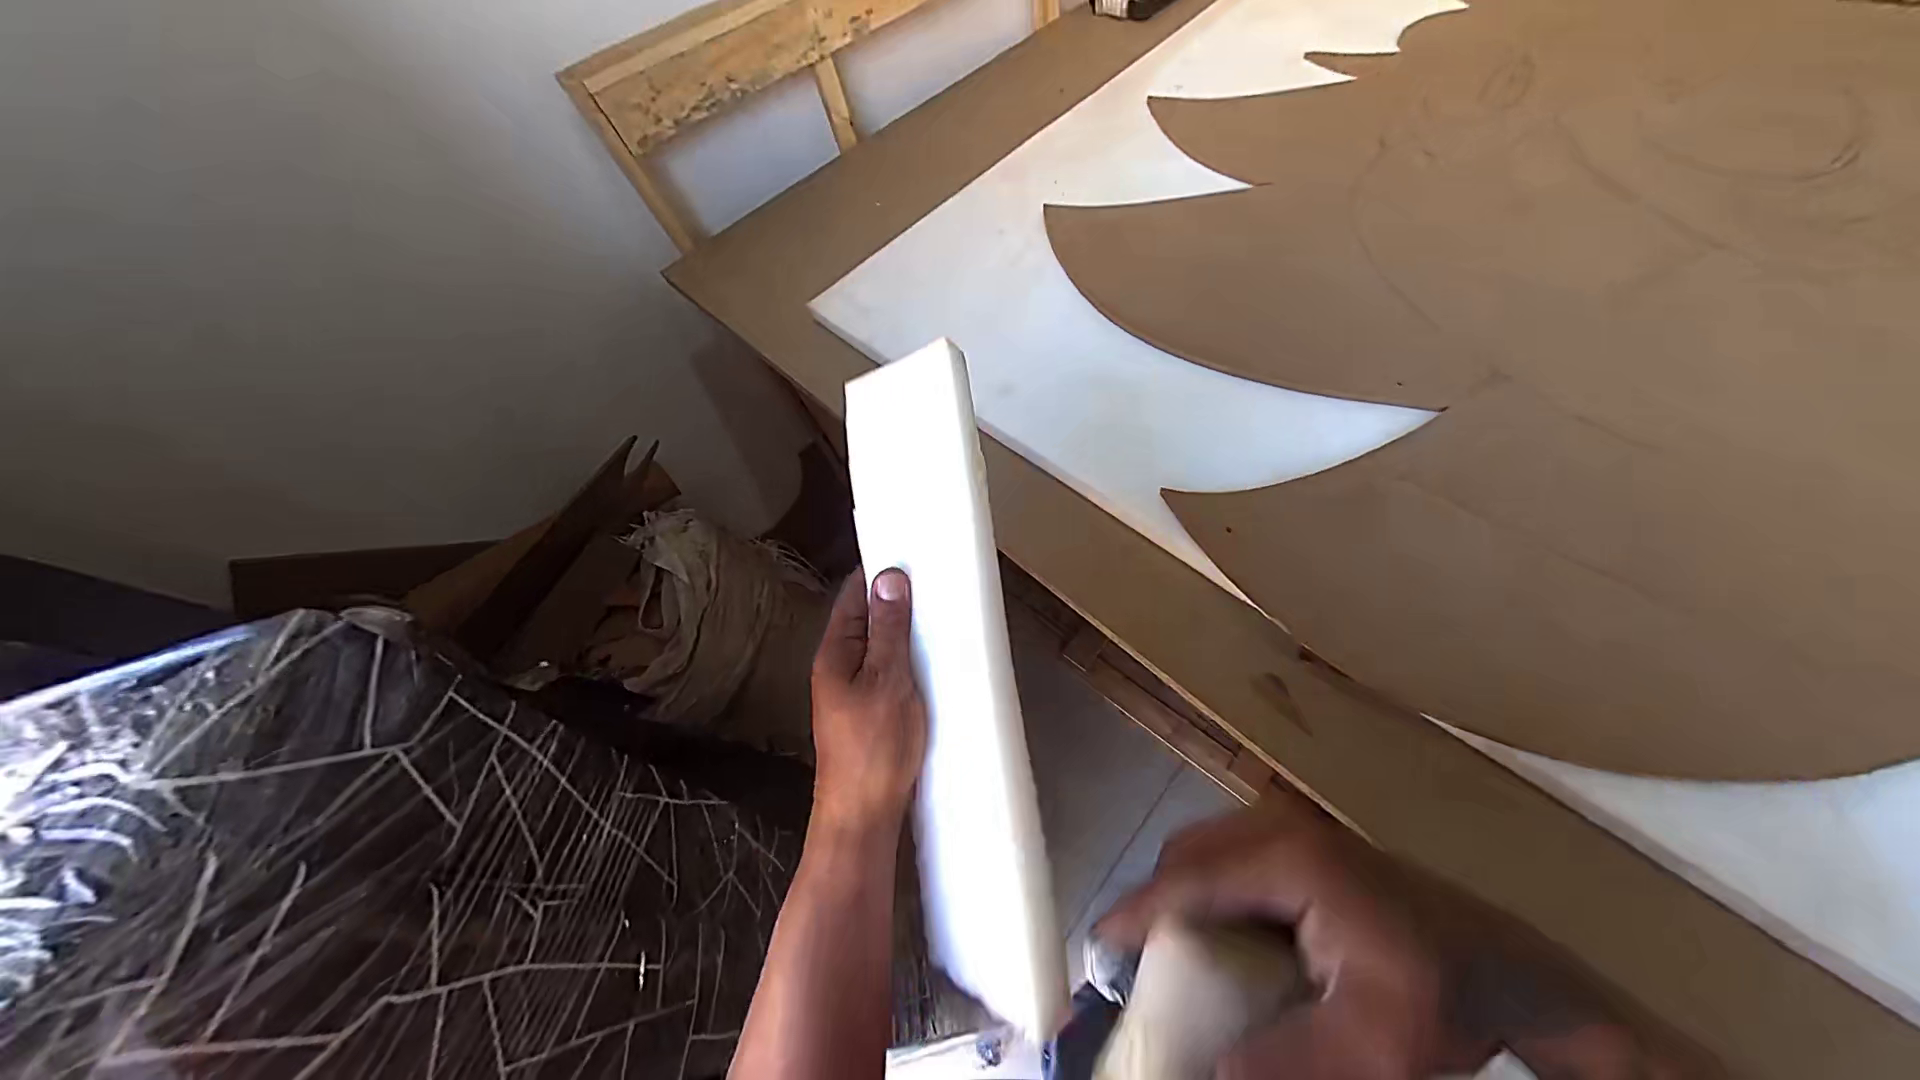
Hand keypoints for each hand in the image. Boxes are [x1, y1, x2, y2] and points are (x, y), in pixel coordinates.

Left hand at [809, 567, 927, 833]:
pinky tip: (930, 659)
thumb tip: (889, 579)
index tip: (911, 555)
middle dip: (898, 601)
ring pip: (881, 646)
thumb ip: (889, 631)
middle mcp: (840, 667)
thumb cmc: (873, 749)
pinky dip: (908, 658)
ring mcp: (854, 690)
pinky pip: (889, 670)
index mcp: (835, 653)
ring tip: (938, 616)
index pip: (853, 596)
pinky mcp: (871, 711)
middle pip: (868, 619)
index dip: (879, 573)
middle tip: (936, 585)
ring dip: (905, 631)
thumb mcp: (887, 681)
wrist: (864, 817)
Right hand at [1095, 792, 1721, 1079]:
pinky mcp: (1295, 836)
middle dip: (1154, 899)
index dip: (1141, 909)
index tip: (1101, 942)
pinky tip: (1213, 923)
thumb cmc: (1440, 996)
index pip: (1194, 878)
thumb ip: (1291, 1061)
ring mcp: (1288, 824)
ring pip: (1203, 846)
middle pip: (1188, 853)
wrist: (1504, 963)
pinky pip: (1226, 851)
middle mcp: (1278, 827)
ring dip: (1178, 889)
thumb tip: (1210, 1073)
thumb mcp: (1376, 1047)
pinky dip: (1204, 882)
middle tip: (1137, 954)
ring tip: (1167, 943)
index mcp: (1291, 862)